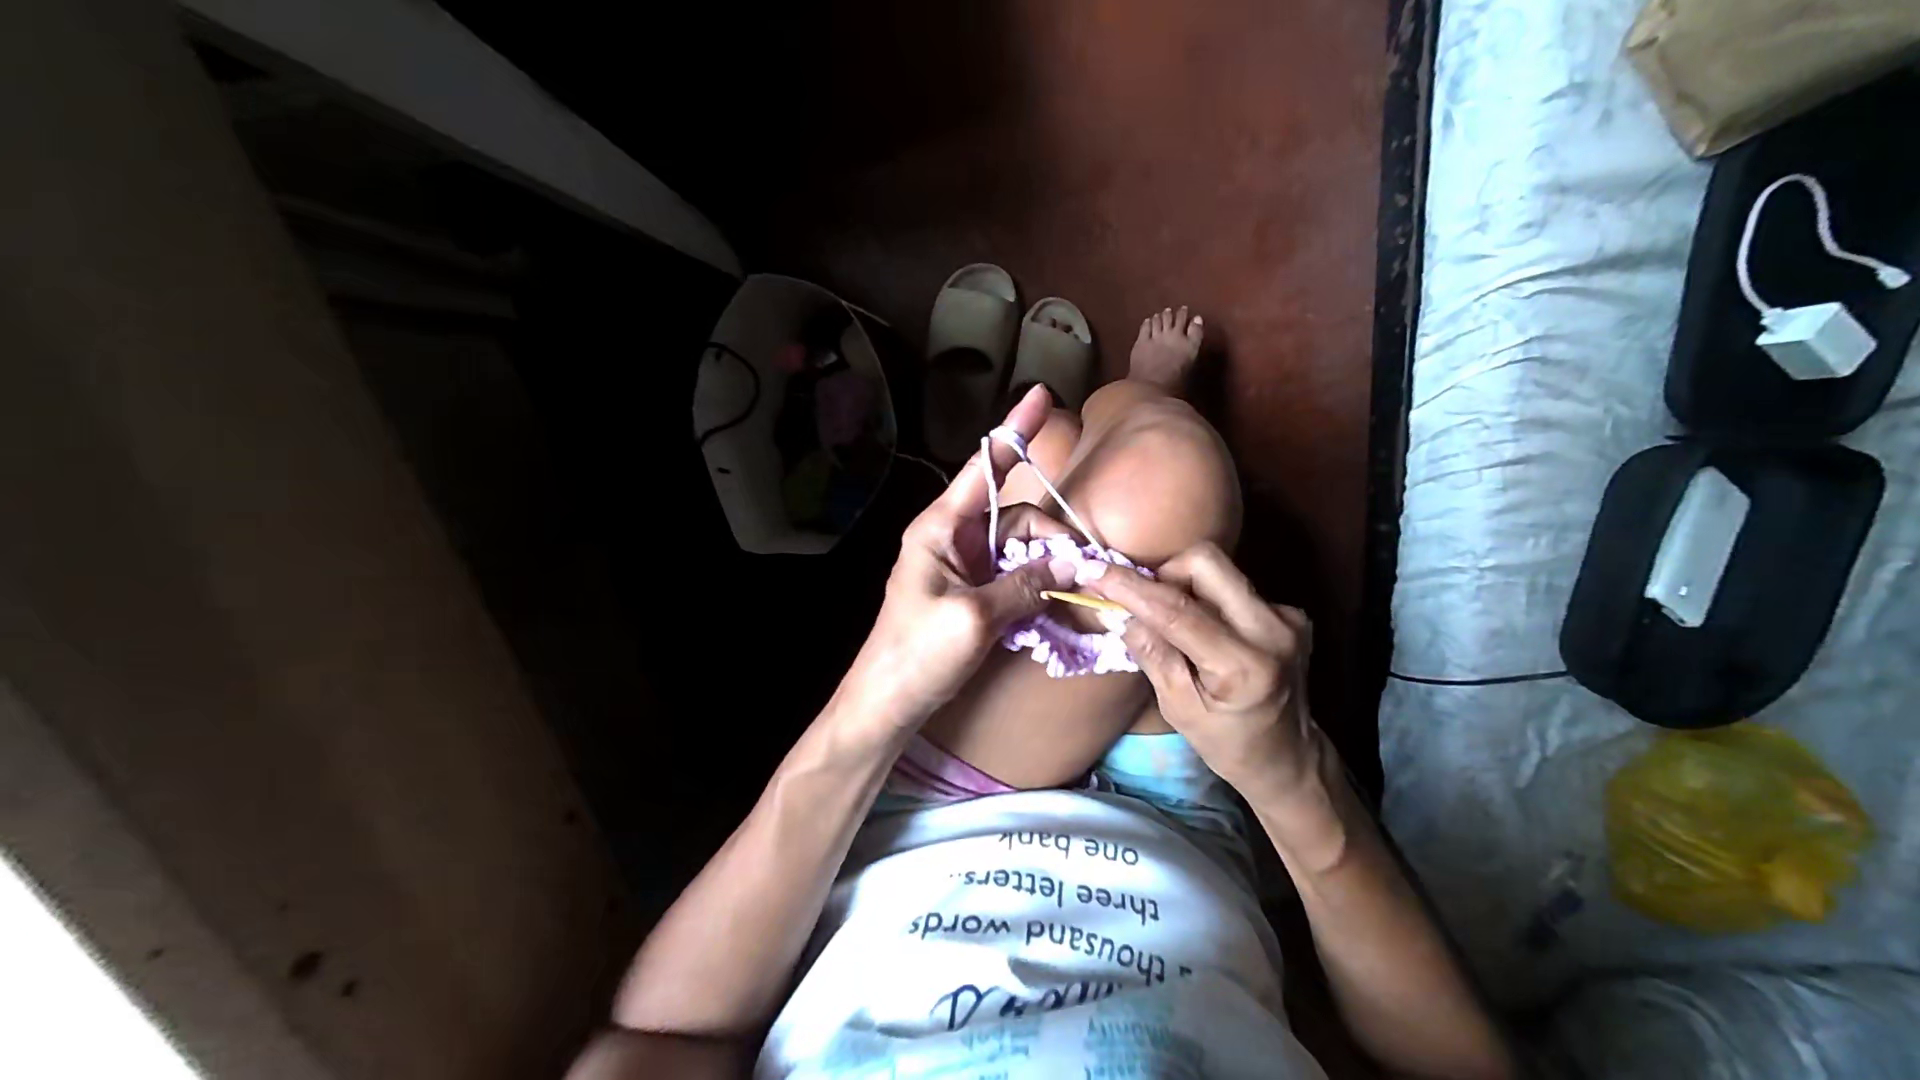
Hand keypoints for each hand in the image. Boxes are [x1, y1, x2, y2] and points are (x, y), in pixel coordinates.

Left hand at [839, 385, 1075, 729]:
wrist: (887, 702)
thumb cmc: (917, 654)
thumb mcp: (976, 618)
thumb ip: (1025, 584)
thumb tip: (1074, 563)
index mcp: (940, 527)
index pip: (983, 466)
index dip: (1015, 430)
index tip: (1045, 396)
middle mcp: (952, 537)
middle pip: (1016, 517)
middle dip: (1053, 538)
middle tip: (1084, 570)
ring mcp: (963, 566)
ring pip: (1019, 548)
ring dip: (1047, 566)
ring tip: (1073, 594)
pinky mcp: (971, 591)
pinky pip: (1012, 574)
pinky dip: (1035, 585)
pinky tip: (1055, 605)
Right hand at [1084, 543, 1318, 804]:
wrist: (1290, 756)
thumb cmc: (1228, 742)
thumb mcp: (1178, 708)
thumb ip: (1151, 653)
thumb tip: (1116, 610)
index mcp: (1245, 666)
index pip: (1177, 611)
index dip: (1131, 587)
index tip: (1094, 572)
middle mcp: (1273, 629)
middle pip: (1205, 562)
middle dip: (1164, 572)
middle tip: (1145, 602)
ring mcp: (1286, 615)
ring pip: (1218, 568)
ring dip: (1183, 584)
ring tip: (1172, 621)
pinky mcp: (1288, 610)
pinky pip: (1232, 584)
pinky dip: (1205, 597)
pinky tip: (1204, 629)